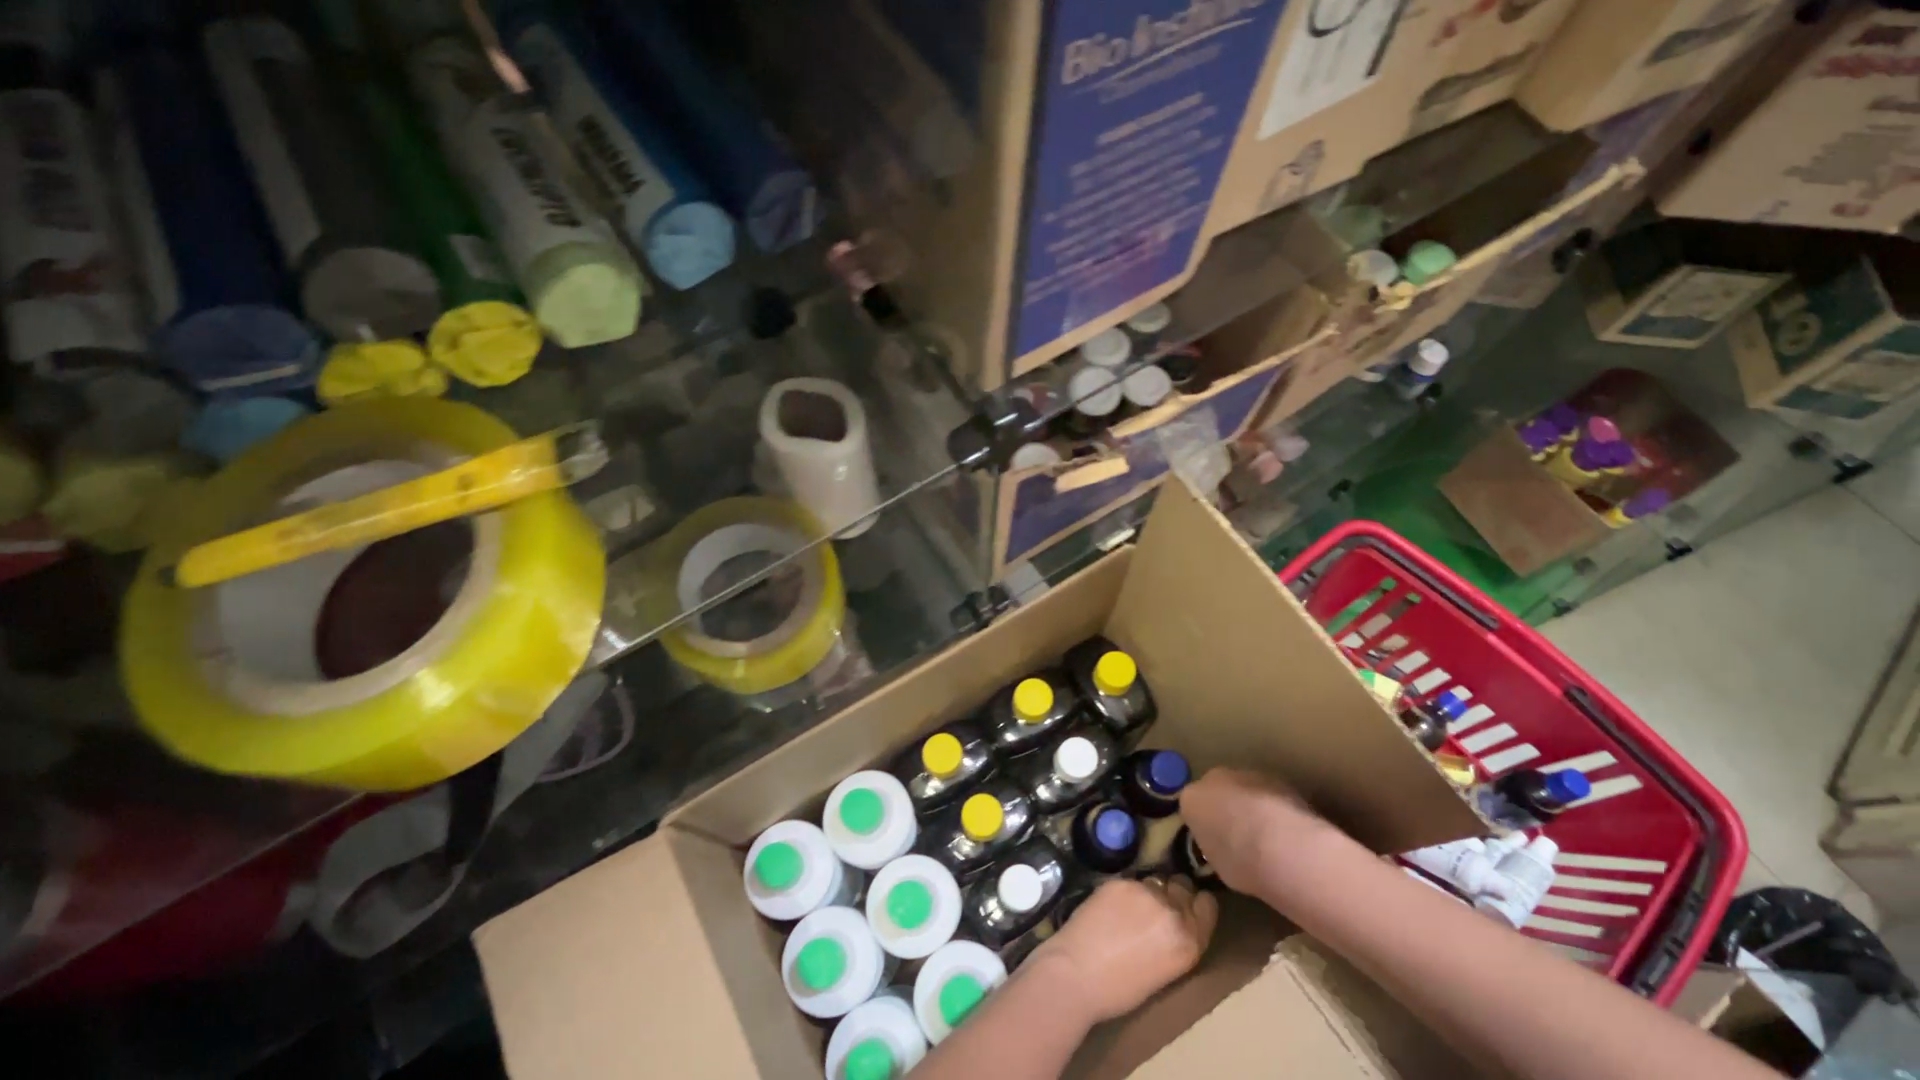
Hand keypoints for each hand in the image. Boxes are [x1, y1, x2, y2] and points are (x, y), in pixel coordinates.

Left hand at [1025, 877, 1216, 1023]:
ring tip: (1129, 909)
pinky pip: (1131, 881)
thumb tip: (1172, 923)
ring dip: (1149, 892)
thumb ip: (1176, 942)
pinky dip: (1124, 891)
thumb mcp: (1165, 972)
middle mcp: (1174, 913)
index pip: (1208, 906)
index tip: (1187, 907)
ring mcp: (1147, 893)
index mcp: (1190, 942)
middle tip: (1155, 908)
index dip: (1196, 905)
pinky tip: (1110, 907)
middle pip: (1183, 887)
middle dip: (1173, 895)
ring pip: (1156, 881)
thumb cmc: (1119, 990)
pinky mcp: (1121, 882)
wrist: (1076, 975)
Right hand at [1180, 767, 1340, 896]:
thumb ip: (1214, 845)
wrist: (1283, 848)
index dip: (1204, 824)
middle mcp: (1214, 778)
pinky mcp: (1279, 779)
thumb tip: (1224, 846)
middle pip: (1217, 790)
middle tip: (1240, 834)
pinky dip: (1274, 806)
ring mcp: (1248, 774)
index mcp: (1191, 799)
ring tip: (1268, 834)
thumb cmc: (1240, 862)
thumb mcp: (1215, 862)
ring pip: (1245, 789)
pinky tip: (1286, 829)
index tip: (1215, 840)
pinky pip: (1269, 793)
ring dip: (1252, 804)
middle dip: (1226, 806)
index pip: (1192, 807)